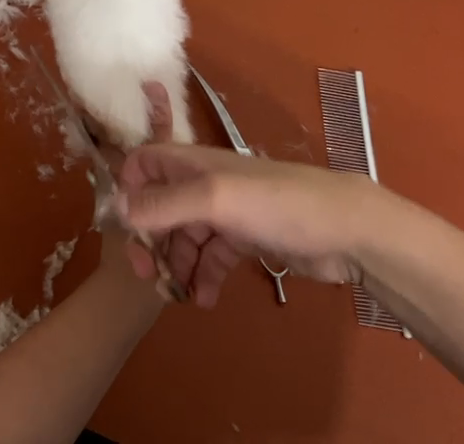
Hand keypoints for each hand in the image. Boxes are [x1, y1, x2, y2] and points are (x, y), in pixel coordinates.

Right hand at [118, 145, 382, 302]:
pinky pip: (213, 257)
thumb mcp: (212, 199)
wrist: (348, 230)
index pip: (144, 163)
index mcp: (192, 164)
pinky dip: (204, 277)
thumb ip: (162, 204)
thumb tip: (115, 208)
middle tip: (147, 274)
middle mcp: (203, 184)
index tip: (124, 224)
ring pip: (185, 236)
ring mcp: (227, 213)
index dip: (128, 188)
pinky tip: (204, 300)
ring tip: (176, 295)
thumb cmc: (275, 203)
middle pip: (159, 206)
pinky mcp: (248, 239)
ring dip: (176, 264)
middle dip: (149, 239)